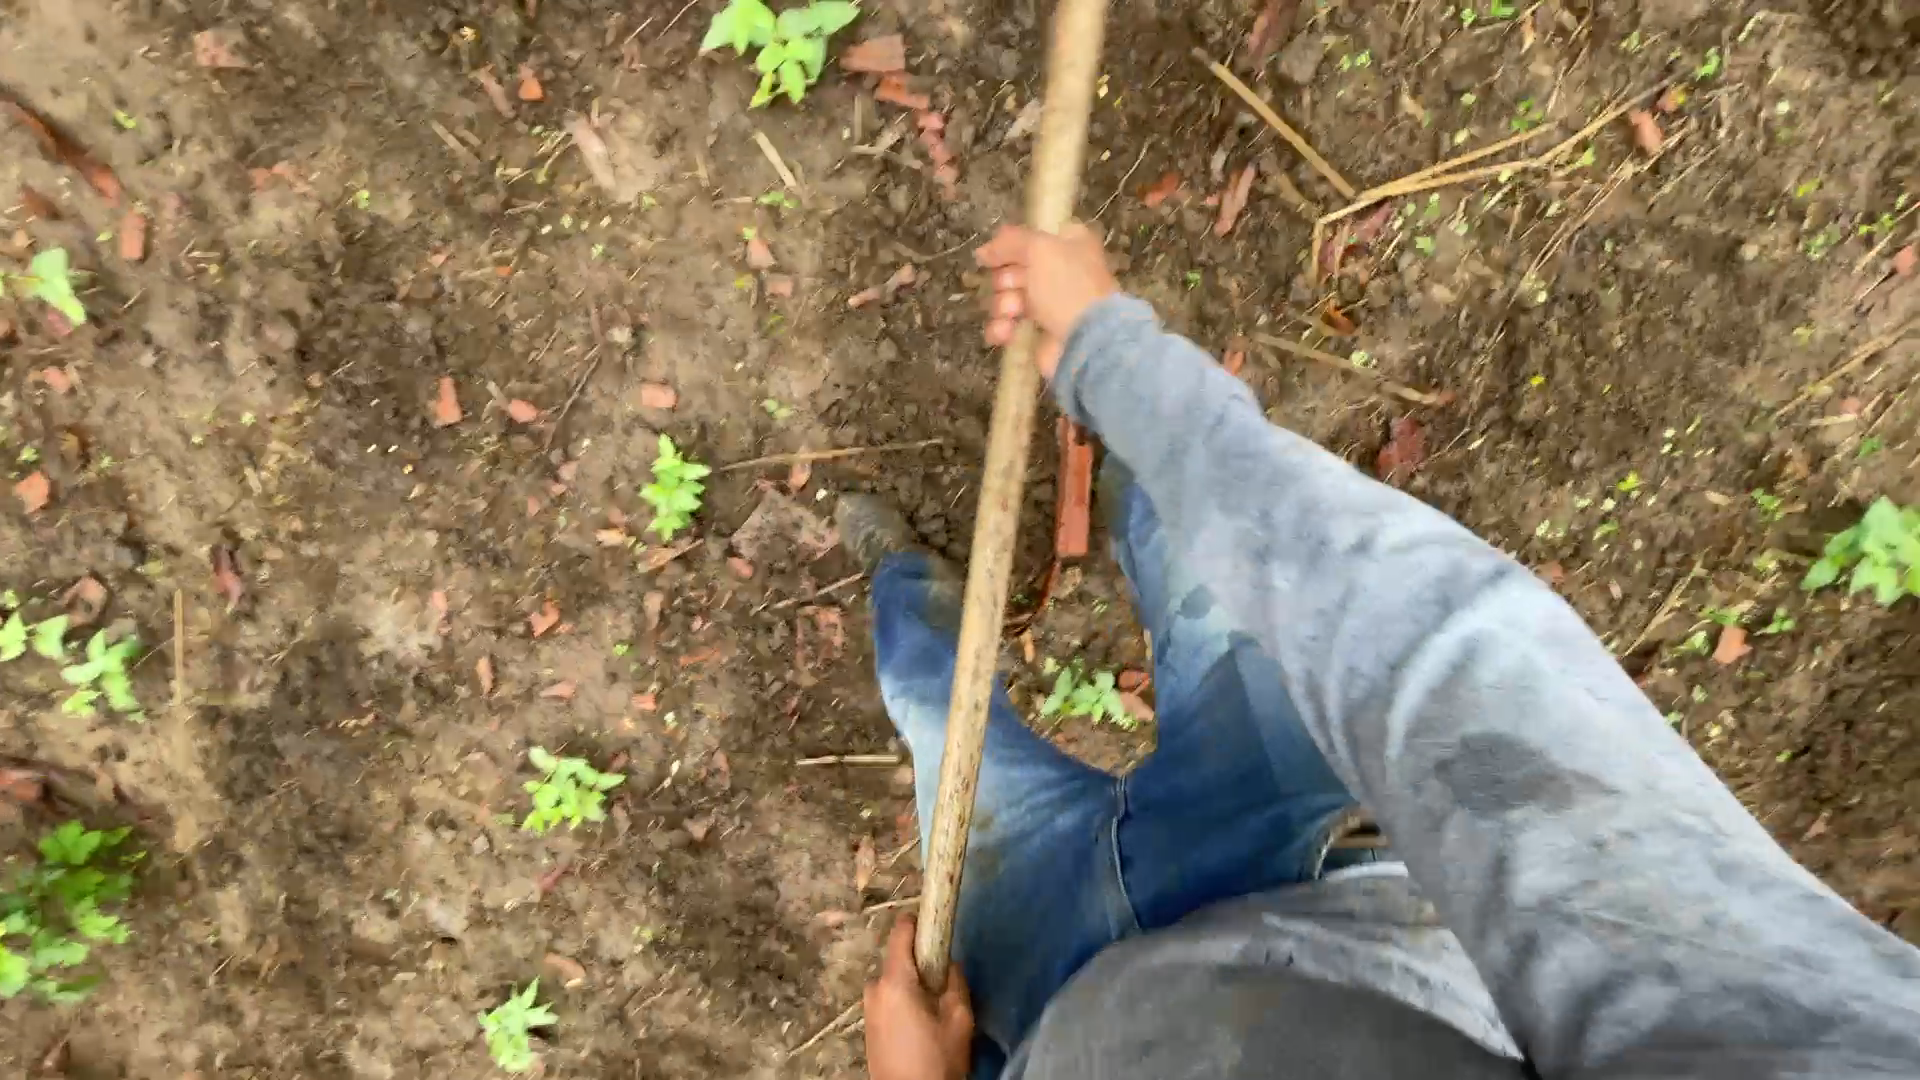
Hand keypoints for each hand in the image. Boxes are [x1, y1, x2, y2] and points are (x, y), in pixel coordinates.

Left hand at [864, 917, 973, 1079]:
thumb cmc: (935, 1060)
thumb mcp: (959, 1019)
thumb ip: (955, 981)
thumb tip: (949, 963)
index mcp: (894, 980)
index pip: (902, 930)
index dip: (920, 923)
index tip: (938, 928)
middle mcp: (874, 987)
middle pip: (900, 958)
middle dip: (922, 964)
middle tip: (944, 984)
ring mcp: (868, 1008)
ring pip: (895, 981)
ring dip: (912, 986)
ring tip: (934, 1011)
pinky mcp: (869, 1026)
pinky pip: (888, 999)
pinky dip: (903, 1002)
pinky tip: (920, 1025)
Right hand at [975, 223, 1117, 379]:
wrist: (1086, 340)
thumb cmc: (1067, 286)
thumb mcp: (1040, 249)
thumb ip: (1009, 242)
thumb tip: (982, 251)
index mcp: (1069, 245)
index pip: (1031, 237)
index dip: (1010, 246)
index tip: (995, 255)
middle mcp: (1059, 273)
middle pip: (1014, 270)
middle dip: (1005, 280)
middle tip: (1011, 287)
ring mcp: (1048, 306)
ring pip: (1007, 299)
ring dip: (1002, 305)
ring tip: (1012, 313)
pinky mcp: (1038, 334)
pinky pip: (1007, 326)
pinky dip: (1001, 329)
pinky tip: (1005, 333)